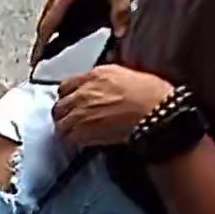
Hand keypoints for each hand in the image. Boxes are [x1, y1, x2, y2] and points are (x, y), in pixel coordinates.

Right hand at [30, 0, 136, 65]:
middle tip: (42, 54)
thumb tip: (121, 33)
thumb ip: (120, 10)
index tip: (35, 60)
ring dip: (49, 25)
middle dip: (43, 38)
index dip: (41, 44)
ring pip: (50, 9)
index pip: (48, 25)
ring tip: (52, 39)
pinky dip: (56, 12)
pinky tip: (64, 16)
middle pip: (45, 19)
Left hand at [51, 65, 173, 147]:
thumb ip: (101, 80)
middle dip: (65, 113)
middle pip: (59, 106)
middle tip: (73, 118)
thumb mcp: (122, 74)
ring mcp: (79, 114)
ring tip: (78, 130)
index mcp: (93, 76)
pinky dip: (74, 139)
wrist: (155, 110)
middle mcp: (82, 94)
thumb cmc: (147, 92)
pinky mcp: (81, 132)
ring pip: (60, 123)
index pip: (65, 86)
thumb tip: (91, 87)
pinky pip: (68, 137)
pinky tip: (84, 137)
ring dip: (67, 127)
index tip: (73, 101)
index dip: (68, 95)